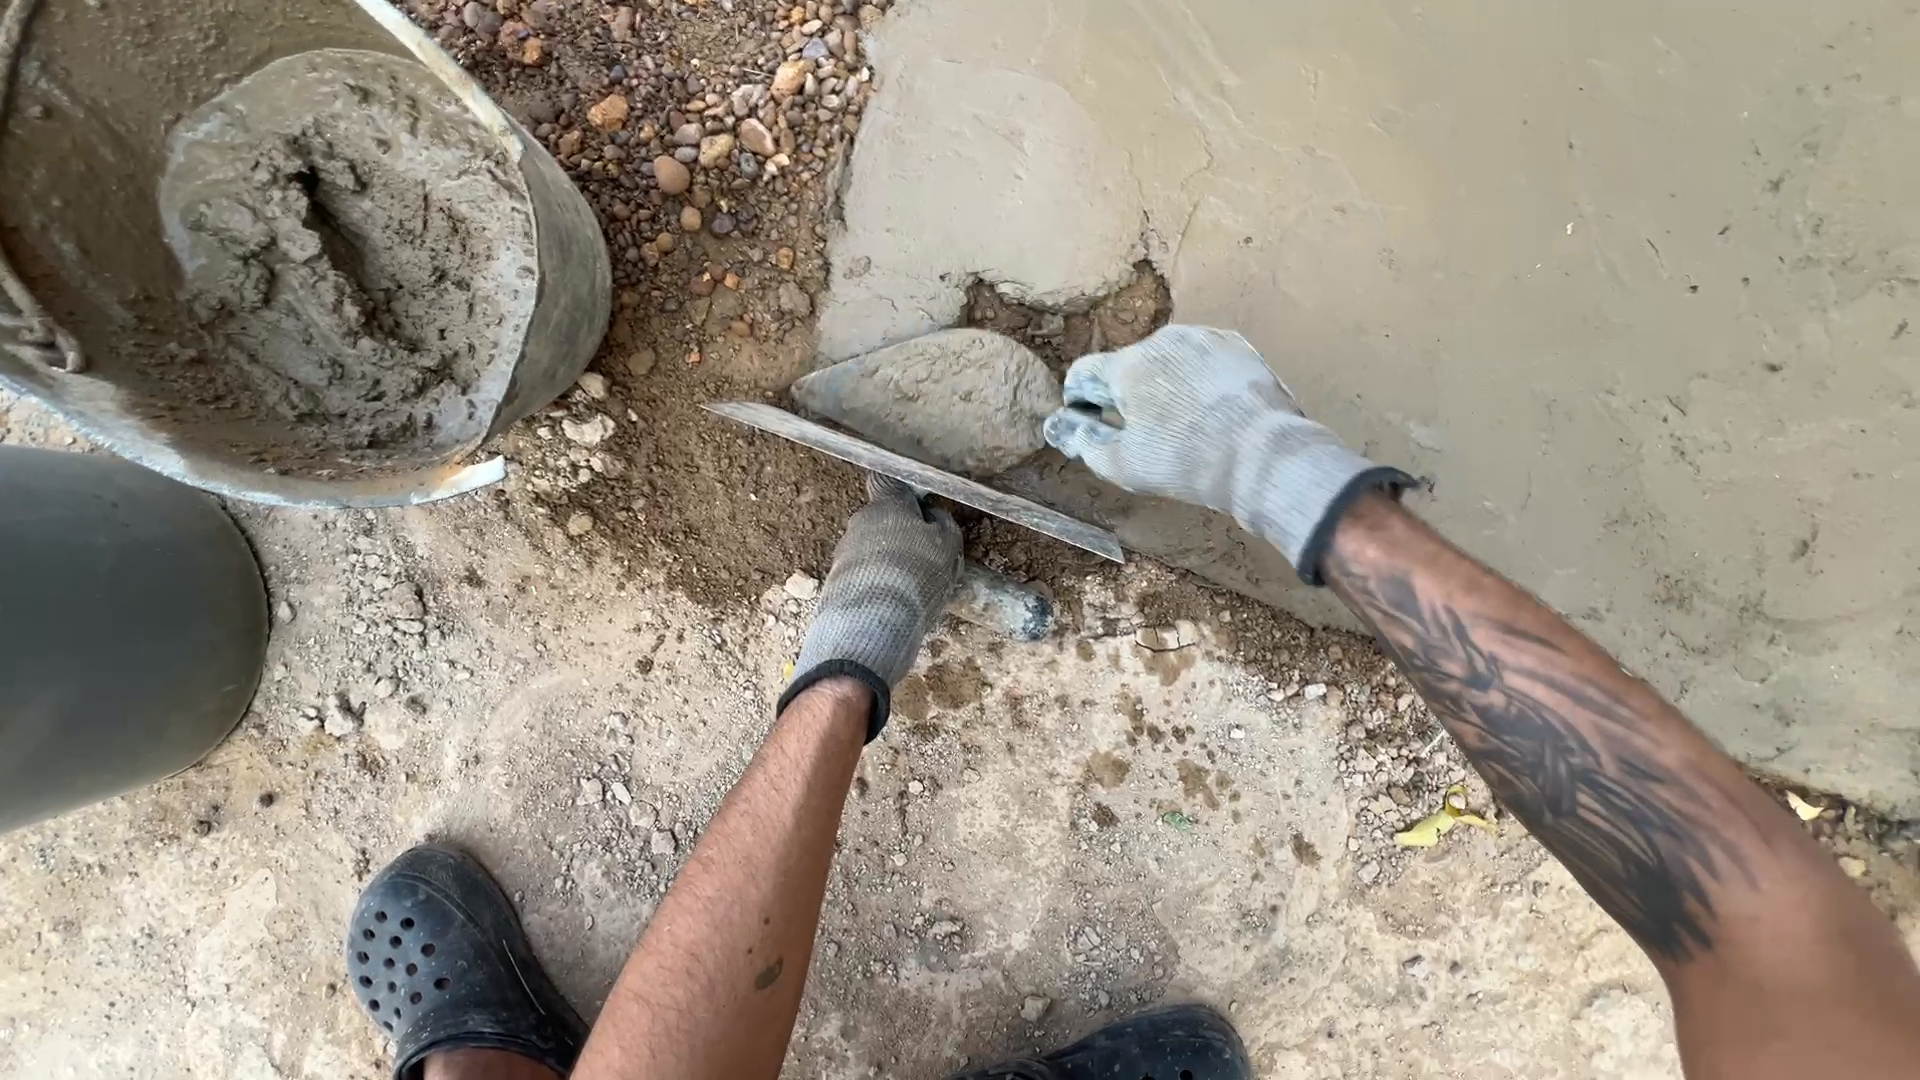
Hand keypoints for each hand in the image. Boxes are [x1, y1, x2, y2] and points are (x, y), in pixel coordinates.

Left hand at [779, 474, 962, 739]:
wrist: (871, 623)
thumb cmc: (917, 574)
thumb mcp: (947, 546)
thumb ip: (942, 524)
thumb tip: (932, 515)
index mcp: (886, 504)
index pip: (885, 481)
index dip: (901, 493)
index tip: (918, 509)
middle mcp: (859, 522)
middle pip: (880, 520)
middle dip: (897, 534)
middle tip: (923, 558)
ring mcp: (844, 552)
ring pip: (871, 549)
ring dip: (886, 562)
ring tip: (910, 589)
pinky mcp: (835, 582)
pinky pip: (862, 576)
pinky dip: (875, 585)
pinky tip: (893, 604)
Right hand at [1043, 325, 1410, 583]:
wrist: (1262, 456)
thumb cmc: (1182, 463)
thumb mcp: (1119, 463)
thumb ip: (1081, 439)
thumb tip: (1056, 425)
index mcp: (1127, 366)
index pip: (1083, 373)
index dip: (1080, 402)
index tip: (1092, 424)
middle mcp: (1162, 340)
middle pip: (1127, 366)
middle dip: (1126, 394)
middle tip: (1144, 433)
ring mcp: (1204, 339)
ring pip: (1166, 361)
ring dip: (1162, 385)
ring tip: (1182, 424)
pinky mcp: (1237, 347)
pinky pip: (1201, 360)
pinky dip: (1196, 381)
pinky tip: (1209, 412)